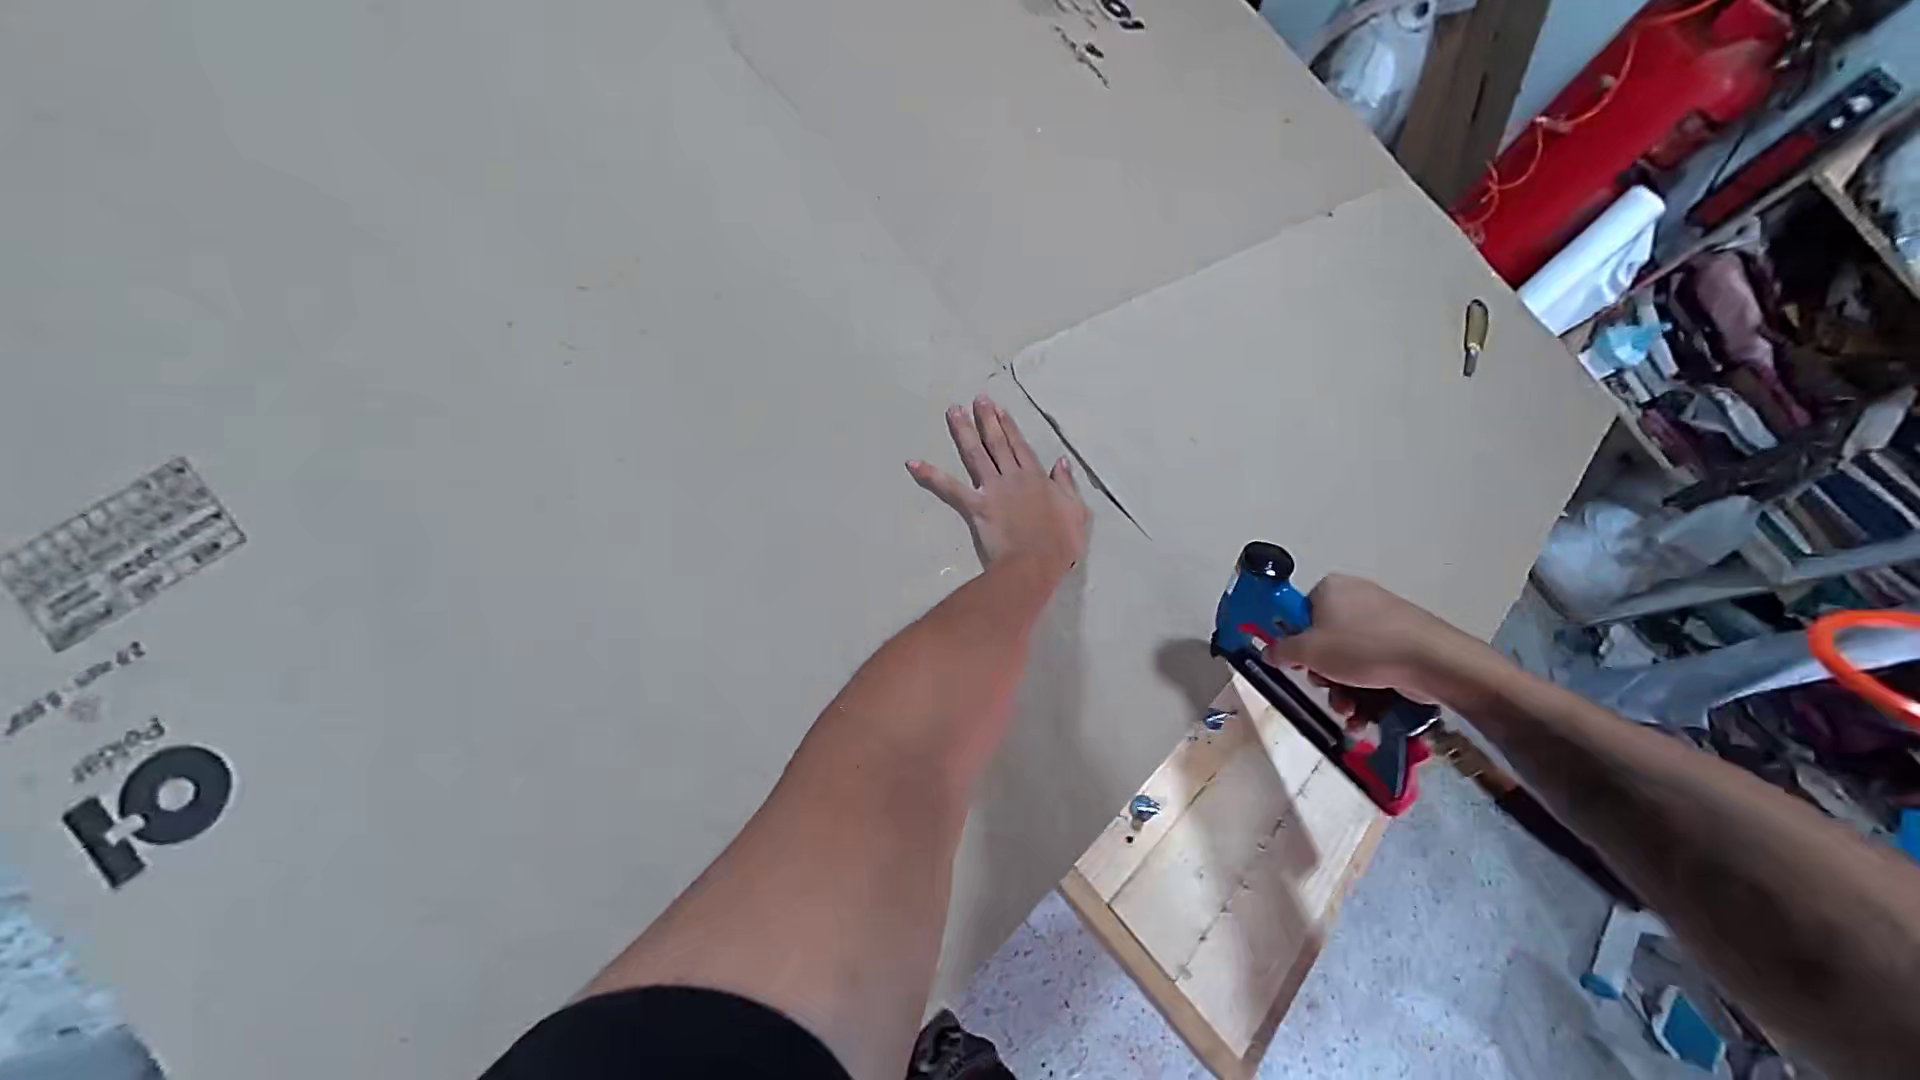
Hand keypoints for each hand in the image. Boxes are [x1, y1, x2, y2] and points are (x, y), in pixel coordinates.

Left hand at [907, 396, 1089, 574]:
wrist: (1036, 565)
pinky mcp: (976, 507)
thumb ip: (1066, 485)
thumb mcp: (1076, 512)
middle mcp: (1013, 477)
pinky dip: (931, 475)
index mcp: (1036, 478)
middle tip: (976, 399)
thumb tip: (1061, 463)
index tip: (998, 409)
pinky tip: (913, 463)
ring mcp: (992, 490)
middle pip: (997, 443)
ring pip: (975, 455)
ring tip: (953, 411)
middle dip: (986, 419)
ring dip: (963, 432)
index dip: (1008, 426)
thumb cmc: (1060, 544)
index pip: (1020, 446)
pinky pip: (950, 489)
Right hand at [1263, 574, 1468, 706]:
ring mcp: (1383, 617)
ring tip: (1347, 708)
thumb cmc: (1362, 648)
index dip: (1292, 639)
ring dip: (1340, 687)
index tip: (1294, 661)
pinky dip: (1365, 687)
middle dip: (1320, 671)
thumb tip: (1269, 652)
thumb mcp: (1308, 652)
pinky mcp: (1404, 639)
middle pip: (1322, 638)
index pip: (1296, 611)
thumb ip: (1281, 651)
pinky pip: (1372, 662)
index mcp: (1329, 588)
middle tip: (1322, 684)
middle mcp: (1355, 596)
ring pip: (1347, 656)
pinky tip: (1364, 711)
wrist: (1434, 662)